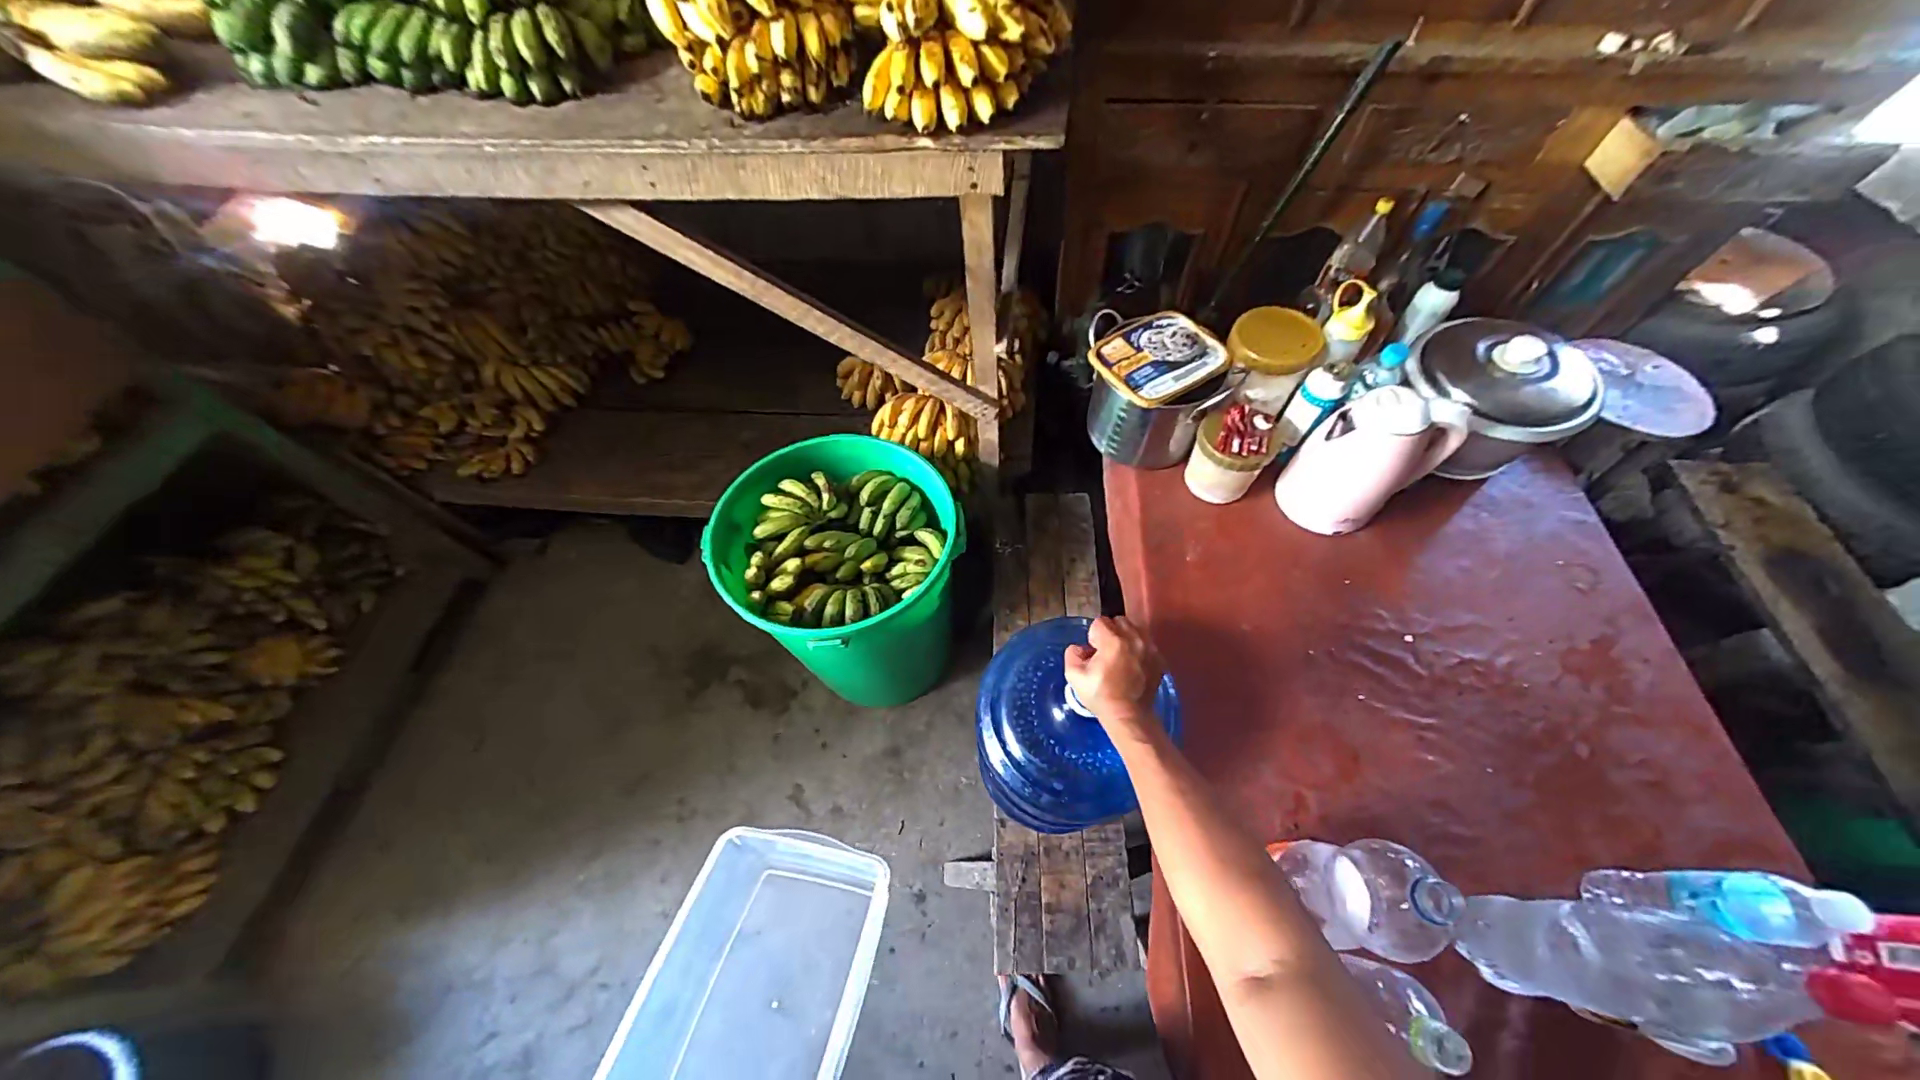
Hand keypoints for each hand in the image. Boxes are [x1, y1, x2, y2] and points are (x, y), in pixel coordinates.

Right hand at [1064, 615, 1165, 741]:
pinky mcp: (1159, 659)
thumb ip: (1072, 654)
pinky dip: (1139, 648)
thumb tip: (1079, 648)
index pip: (1099, 622)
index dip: (1093, 637)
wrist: (1129, 715)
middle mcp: (1134, 639)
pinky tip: (1133, 665)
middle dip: (1110, 633)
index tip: (1094, 653)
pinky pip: (1147, 643)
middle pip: (1119, 621)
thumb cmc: (1101, 696)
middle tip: (1106, 652)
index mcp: (1113, 641)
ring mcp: (1150, 648)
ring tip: (1121, 657)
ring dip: (1126, 638)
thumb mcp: (1074, 676)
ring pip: (1135, 629)